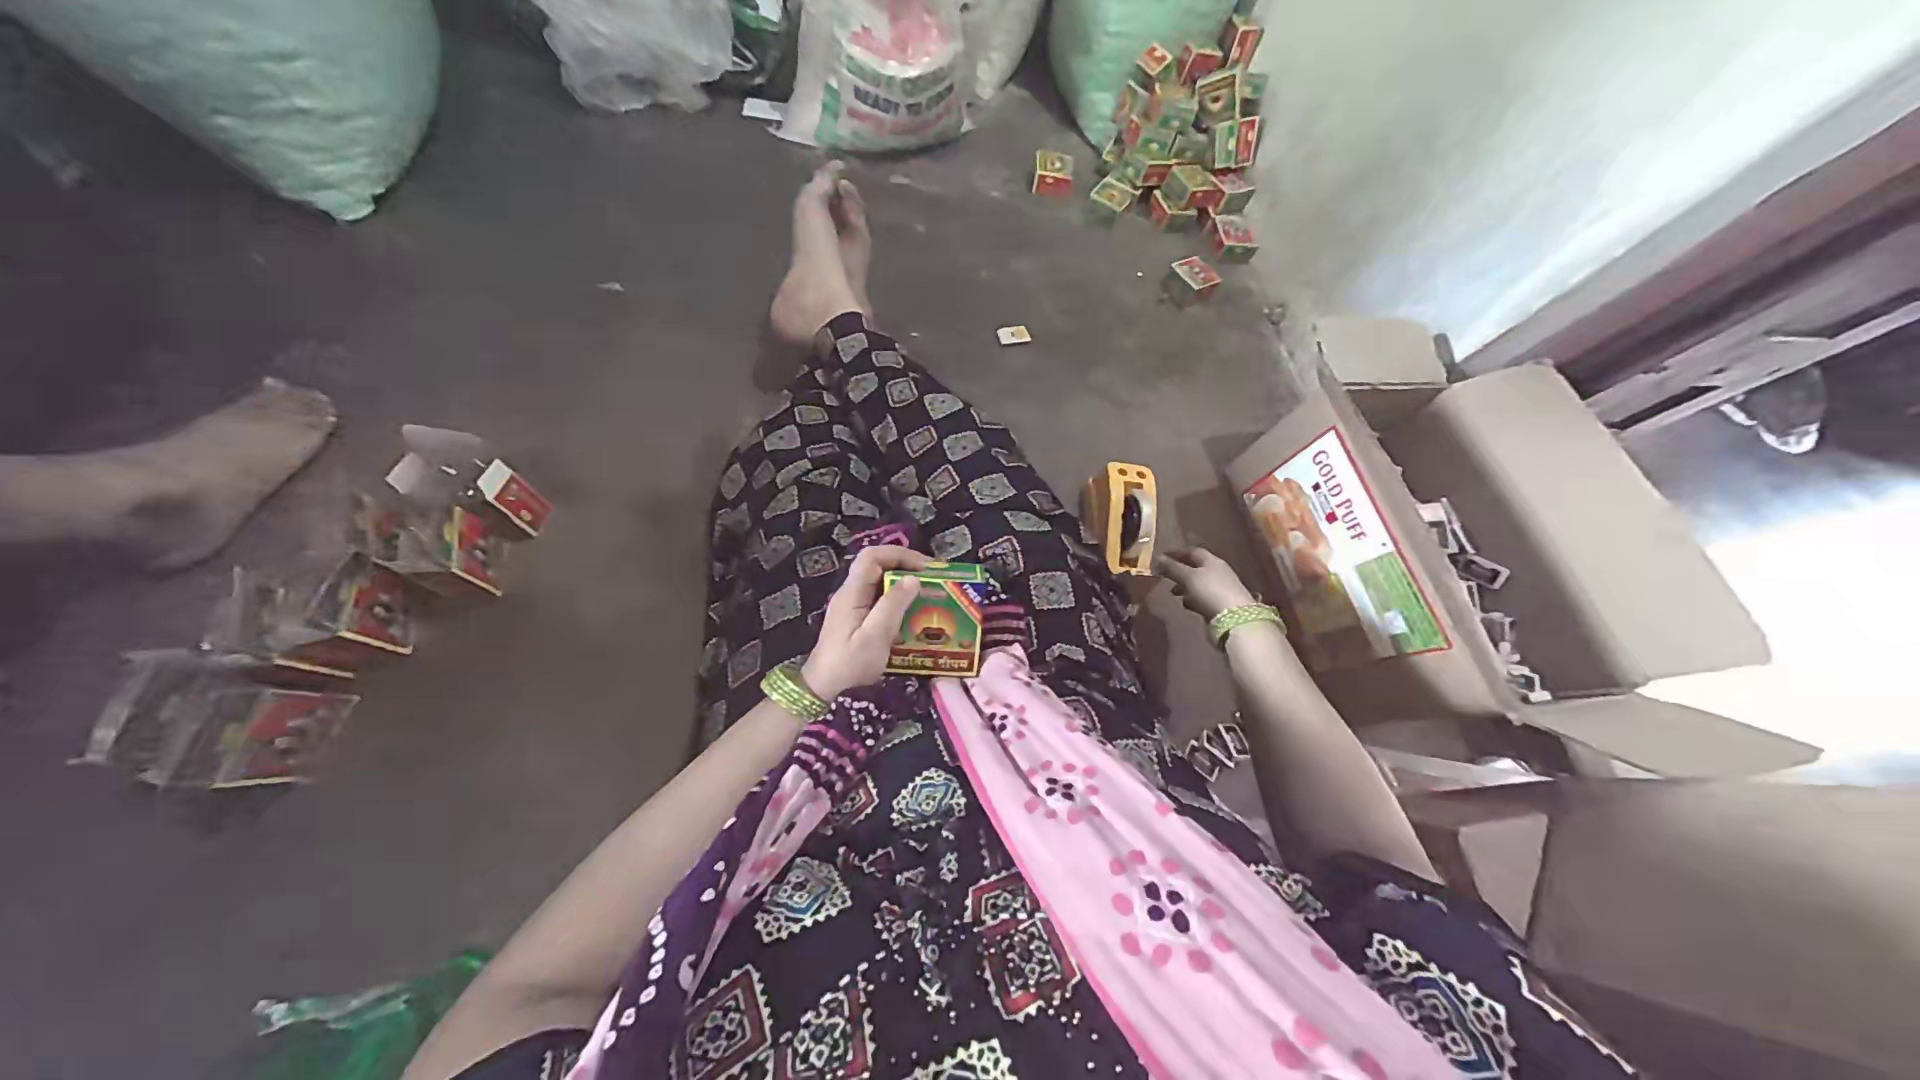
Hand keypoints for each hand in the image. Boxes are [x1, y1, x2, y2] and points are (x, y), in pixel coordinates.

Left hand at [800, 545, 930, 697]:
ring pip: (879, 580)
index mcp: (852, 592)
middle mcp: (851, 592)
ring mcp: (853, 604)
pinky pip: (879, 596)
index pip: (873, 556)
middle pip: (877, 564)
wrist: (823, 686)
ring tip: (928, 592)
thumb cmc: (849, 663)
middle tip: (933, 578)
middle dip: (906, 566)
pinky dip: (898, 597)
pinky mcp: (857, 616)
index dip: (900, 555)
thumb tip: (913, 579)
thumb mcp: (875, 636)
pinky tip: (912, 610)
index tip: (925, 567)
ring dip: (904, 581)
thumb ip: (893, 606)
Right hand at [1155, 547, 1258, 622]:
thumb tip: (1158, 558)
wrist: (1235, 618)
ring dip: (1184, 585)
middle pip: (1195, 567)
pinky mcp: (1221, 603)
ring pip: (1198, 582)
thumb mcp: (1188, 577)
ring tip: (1173, 592)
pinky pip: (1203, 596)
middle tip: (1164, 575)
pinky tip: (1186, 604)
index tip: (1161, 557)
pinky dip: (1193, 597)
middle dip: (1179, 570)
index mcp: (1211, 560)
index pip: (1191, 551)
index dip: (1176, 552)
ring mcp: (1221, 587)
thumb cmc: (1209, 591)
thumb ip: (1172, 568)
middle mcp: (1218, 571)